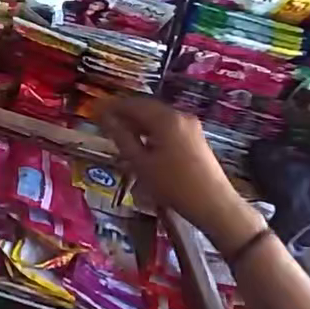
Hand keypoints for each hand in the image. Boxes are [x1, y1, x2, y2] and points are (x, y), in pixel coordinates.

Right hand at [96, 96, 261, 251]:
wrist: (214, 205)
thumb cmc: (173, 185)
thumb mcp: (141, 163)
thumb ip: (122, 137)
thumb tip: (105, 119)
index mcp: (165, 119)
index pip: (132, 104)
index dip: (112, 106)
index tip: (95, 111)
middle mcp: (179, 116)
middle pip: (146, 107)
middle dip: (124, 113)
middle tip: (104, 122)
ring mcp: (190, 126)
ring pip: (157, 117)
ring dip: (137, 122)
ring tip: (120, 133)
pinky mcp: (195, 137)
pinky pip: (167, 125)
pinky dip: (151, 129)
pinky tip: (142, 142)